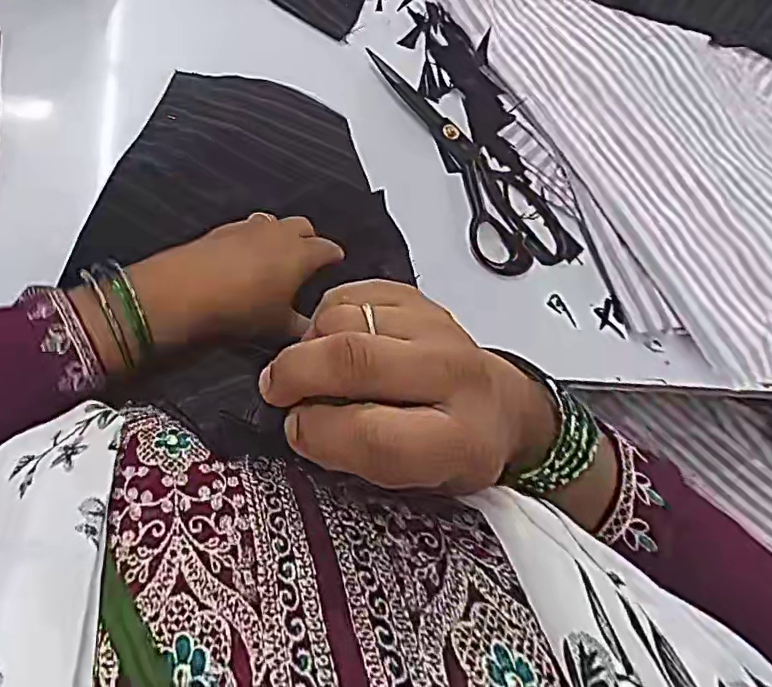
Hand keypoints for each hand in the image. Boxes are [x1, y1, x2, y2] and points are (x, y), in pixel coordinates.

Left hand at [72, 214, 345, 369]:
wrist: (180, 295)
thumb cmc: (235, 309)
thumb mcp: (277, 328)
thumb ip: (301, 327)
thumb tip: (313, 334)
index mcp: (301, 252)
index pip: (328, 248)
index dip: (333, 257)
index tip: (334, 262)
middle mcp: (277, 232)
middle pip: (302, 227)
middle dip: (308, 240)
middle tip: (307, 261)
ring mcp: (246, 227)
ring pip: (272, 224)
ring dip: (277, 237)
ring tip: (274, 261)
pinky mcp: (219, 232)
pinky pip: (244, 230)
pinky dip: (250, 241)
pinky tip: (243, 262)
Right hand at [256, 280, 559, 494]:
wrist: (496, 403)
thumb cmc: (450, 446)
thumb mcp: (416, 479)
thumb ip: (359, 455)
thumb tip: (298, 420)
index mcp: (460, 440)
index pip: (377, 436)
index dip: (319, 434)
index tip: (296, 430)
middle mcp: (453, 374)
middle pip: (355, 360)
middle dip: (297, 373)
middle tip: (275, 387)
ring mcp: (435, 326)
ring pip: (345, 319)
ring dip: (307, 343)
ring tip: (307, 365)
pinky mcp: (417, 296)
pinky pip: (350, 293)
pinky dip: (323, 316)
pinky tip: (327, 337)